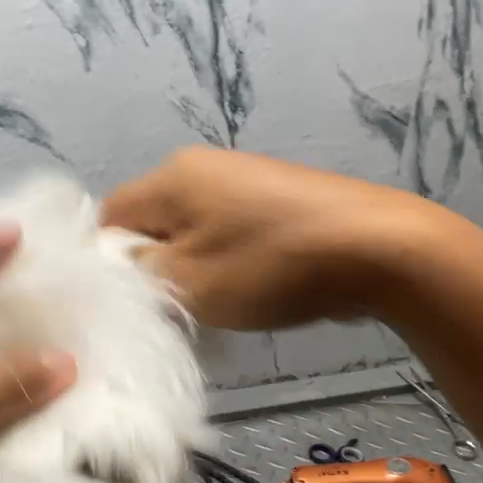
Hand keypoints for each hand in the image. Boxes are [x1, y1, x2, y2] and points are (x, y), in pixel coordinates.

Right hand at [101, 146, 431, 329]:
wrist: (377, 248)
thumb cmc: (270, 266)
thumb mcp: (189, 281)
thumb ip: (138, 274)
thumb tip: (120, 267)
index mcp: (171, 177)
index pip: (107, 218)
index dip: (104, 265)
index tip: (120, 305)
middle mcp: (201, 168)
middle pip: (149, 225)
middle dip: (151, 271)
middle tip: (165, 313)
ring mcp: (242, 182)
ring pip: (189, 235)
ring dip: (189, 273)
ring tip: (210, 309)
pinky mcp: (275, 202)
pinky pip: (226, 236)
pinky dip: (224, 266)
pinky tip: (246, 294)